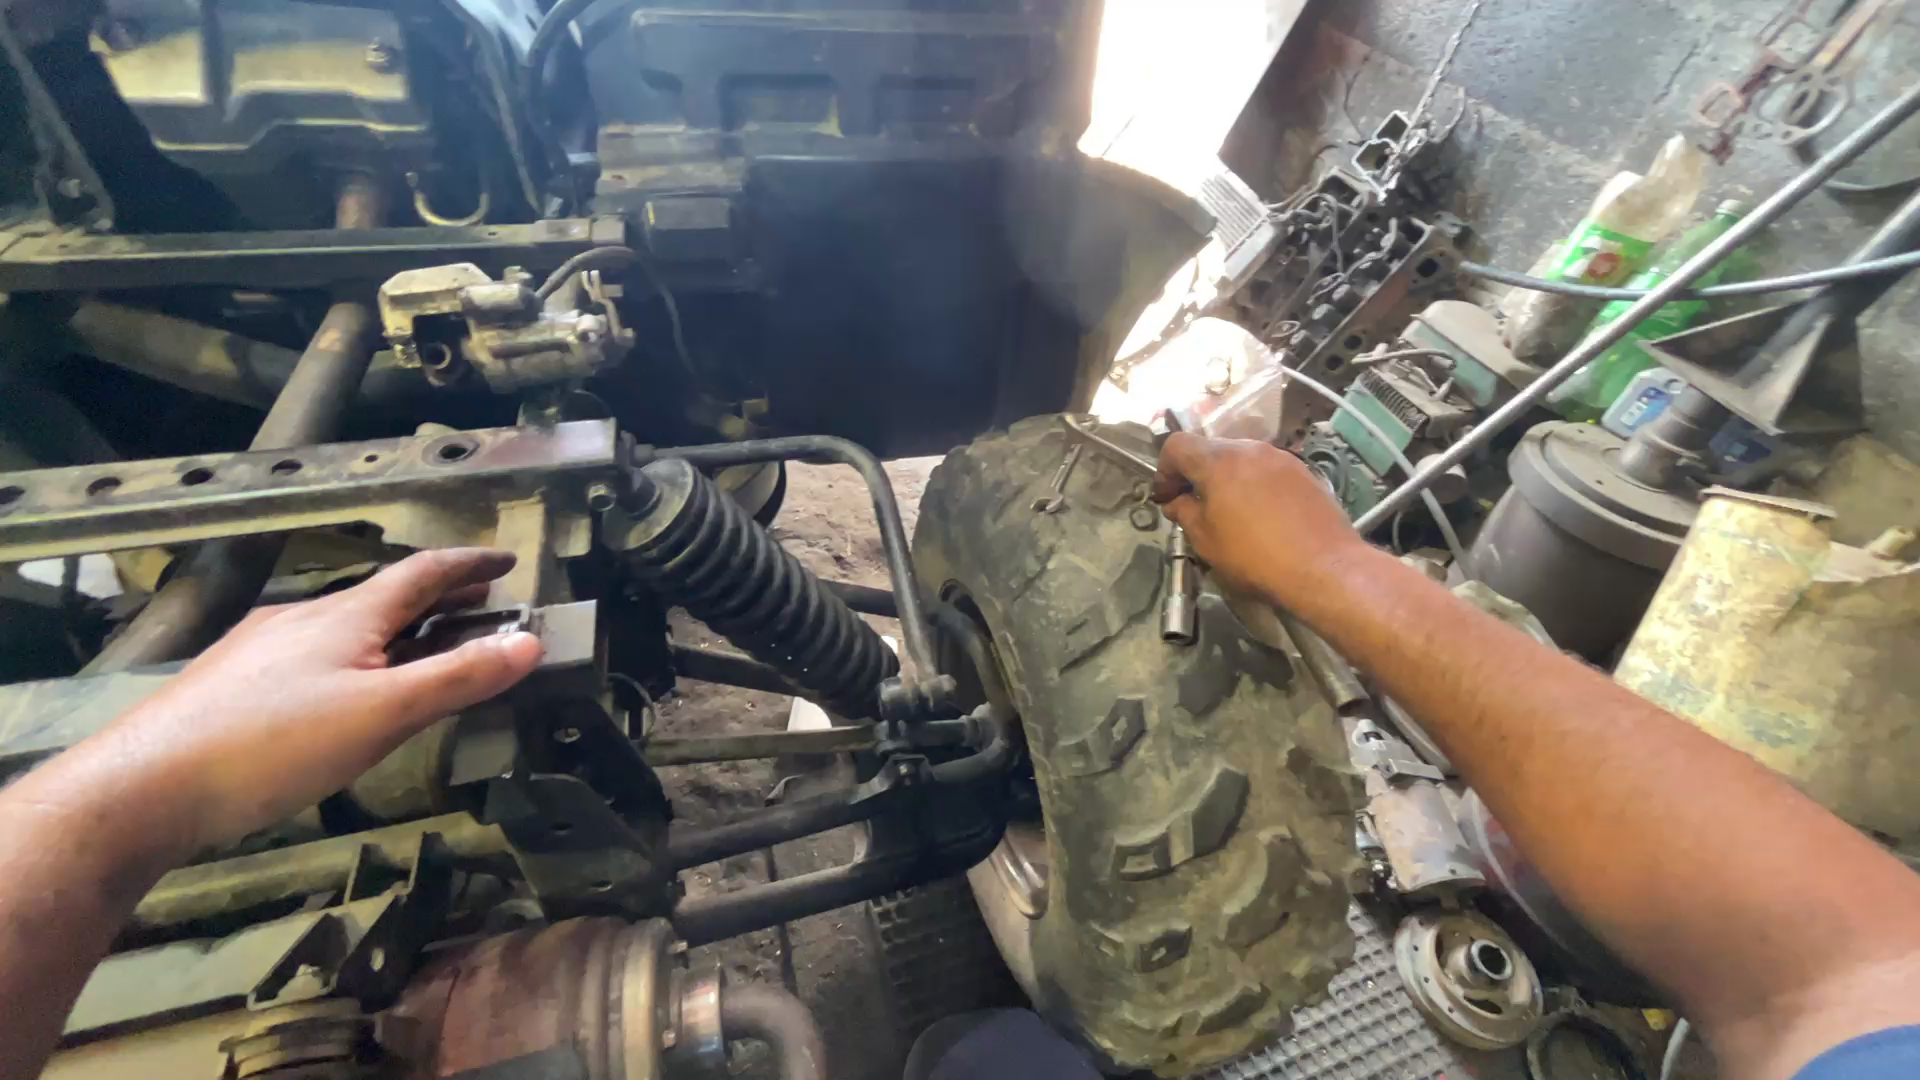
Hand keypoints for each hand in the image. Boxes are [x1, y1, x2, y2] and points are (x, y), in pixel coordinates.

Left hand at [80, 549, 543, 858]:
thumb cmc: (273, 744)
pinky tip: (351, 685)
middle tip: (481, 600)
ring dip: (403, 625)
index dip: (471, 563)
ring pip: (351, 624)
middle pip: (388, 594)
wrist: (130, 795)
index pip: (425, 572)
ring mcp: (263, 649)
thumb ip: (462, 677)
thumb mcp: (386, 713)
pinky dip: (363, 651)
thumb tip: (531, 643)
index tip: (509, 560)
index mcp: (348, 615)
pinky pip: (319, 651)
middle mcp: (305, 618)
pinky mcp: (234, 682)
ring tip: (428, 645)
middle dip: (443, 594)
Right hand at [1151, 433, 1364, 607]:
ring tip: (1229, 512)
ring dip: (1226, 478)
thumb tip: (1176, 502)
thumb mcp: (1206, 541)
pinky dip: (1253, 484)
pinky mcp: (1303, 472)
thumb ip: (1185, 513)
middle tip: (1193, 505)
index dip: (1164, 469)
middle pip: (1210, 449)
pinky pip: (1266, 470)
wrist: (1324, 568)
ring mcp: (1281, 458)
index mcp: (1219, 461)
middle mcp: (1250, 449)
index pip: (1177, 445)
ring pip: (1241, 458)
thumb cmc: (1254, 556)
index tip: (1167, 497)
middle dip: (1195, 474)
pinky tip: (1260, 515)